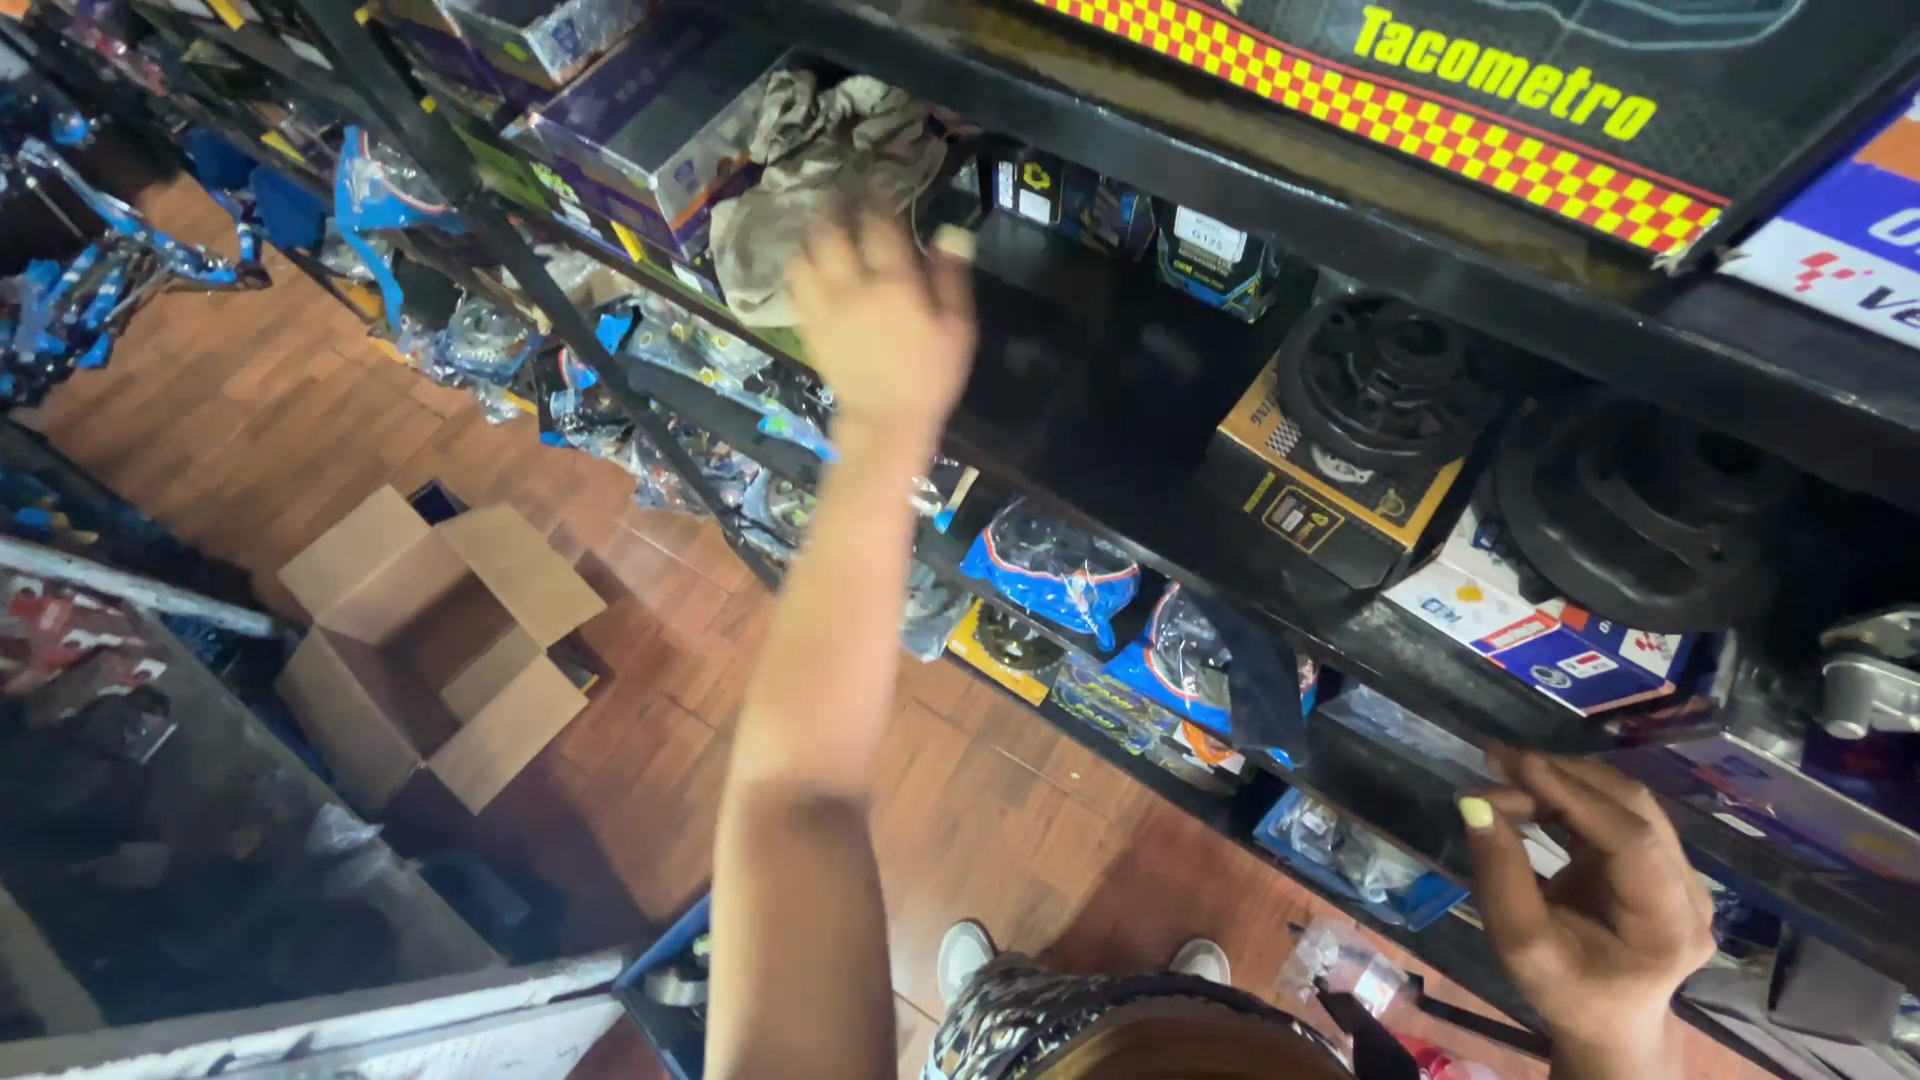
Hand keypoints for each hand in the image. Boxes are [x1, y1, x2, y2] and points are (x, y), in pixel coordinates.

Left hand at [788, 212, 976, 445]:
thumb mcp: (958, 328)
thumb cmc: (930, 376)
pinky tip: (809, 264)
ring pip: (805, 253)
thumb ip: (952, 277)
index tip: (879, 192)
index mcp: (895, 283)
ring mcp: (825, 307)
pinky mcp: (808, 327)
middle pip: (831, 230)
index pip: (878, 223)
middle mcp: (853, 286)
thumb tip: (950, 232)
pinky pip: (794, 284)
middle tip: (844, 201)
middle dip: (836, 209)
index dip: (876, 200)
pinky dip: (800, 266)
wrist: (887, 421)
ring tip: (823, 231)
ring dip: (813, 236)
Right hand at [1458, 750, 1713, 1055]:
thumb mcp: (1519, 941)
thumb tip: (1473, 803)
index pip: (1632, 841)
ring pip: (1624, 802)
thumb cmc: (1563, 989)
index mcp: (1668, 924)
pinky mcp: (1652, 864)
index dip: (1575, 795)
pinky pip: (1612, 812)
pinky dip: (1565, 791)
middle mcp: (1687, 893)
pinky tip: (1525, 786)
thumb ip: (1499, 872)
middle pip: (1633, 809)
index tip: (1516, 763)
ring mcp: (1676, 876)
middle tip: (1494, 761)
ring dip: (1561, 777)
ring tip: (1502, 769)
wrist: (1607, 1021)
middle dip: (1561, 776)